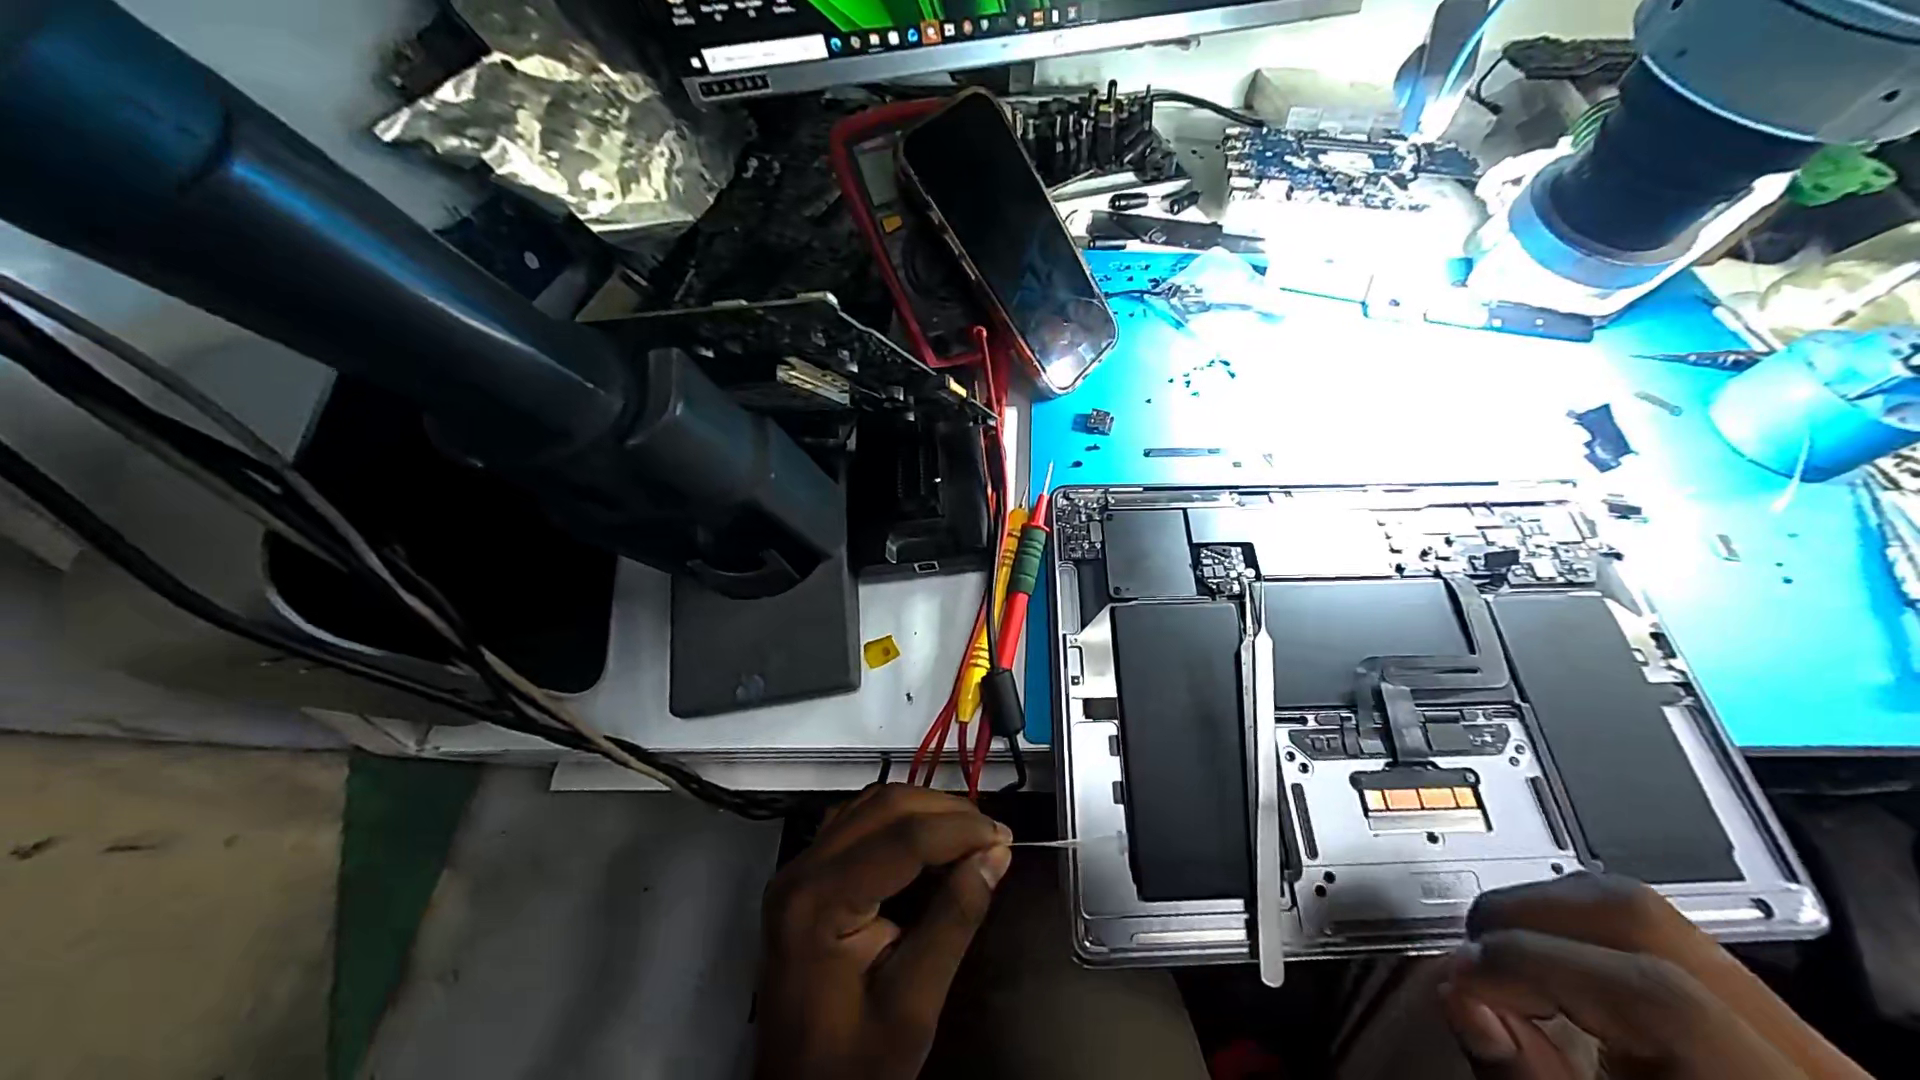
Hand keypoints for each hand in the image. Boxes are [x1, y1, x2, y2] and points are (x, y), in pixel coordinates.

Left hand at [754, 784, 1012, 1079]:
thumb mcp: (914, 1003)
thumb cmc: (853, 1064)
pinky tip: (929, 837)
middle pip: (883, 807)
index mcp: (820, 902)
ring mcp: (797, 871)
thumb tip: (994, 855)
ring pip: (869, 805)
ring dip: (924, 808)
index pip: (902, 838)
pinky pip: (856, 822)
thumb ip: (954, 919)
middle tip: (992, 835)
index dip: (960, 830)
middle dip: (946, 812)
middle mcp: (800, 872)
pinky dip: (898, 819)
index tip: (1004, 839)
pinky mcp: (805, 877)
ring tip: (969, 832)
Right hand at [1439, 873, 1868, 1079]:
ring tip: (1501, 964)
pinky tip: (1544, 975)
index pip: (1652, 994)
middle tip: (1473, 959)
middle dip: (1527, 919)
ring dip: (1543, 920)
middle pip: (1640, 921)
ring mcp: (1791, 1033)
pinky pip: (1652, 940)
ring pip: (1642, 913)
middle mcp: (1810, 1062)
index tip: (1463, 981)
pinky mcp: (1753, 1019)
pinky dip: (1575, 939)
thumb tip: (1463, 998)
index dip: (1533, 967)